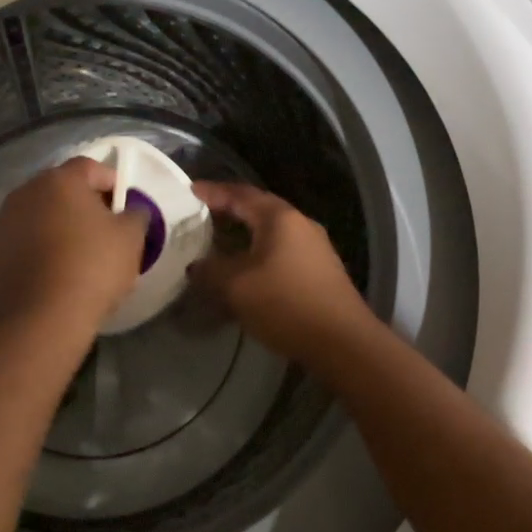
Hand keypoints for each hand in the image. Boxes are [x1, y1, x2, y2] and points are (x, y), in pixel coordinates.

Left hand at [0, 157, 148, 334]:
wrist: (44, 317)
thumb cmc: (93, 267)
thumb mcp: (131, 237)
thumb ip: (135, 214)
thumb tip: (130, 210)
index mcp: (60, 180)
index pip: (90, 167)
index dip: (111, 183)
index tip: (123, 206)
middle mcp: (26, 191)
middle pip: (60, 188)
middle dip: (81, 202)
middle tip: (102, 227)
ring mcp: (3, 221)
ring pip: (38, 212)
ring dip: (56, 223)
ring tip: (76, 250)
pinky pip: (23, 238)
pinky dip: (38, 245)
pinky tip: (53, 268)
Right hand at [189, 181, 372, 363]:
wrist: (341, 340)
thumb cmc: (285, 303)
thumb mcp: (236, 287)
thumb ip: (210, 271)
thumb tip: (197, 266)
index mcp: (279, 218)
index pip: (241, 195)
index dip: (213, 192)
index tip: (190, 191)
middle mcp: (300, 223)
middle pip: (259, 209)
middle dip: (230, 211)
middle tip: (202, 216)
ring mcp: (315, 246)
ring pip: (272, 231)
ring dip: (245, 234)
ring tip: (220, 243)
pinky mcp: (320, 269)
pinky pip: (282, 250)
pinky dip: (259, 252)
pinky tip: (247, 270)